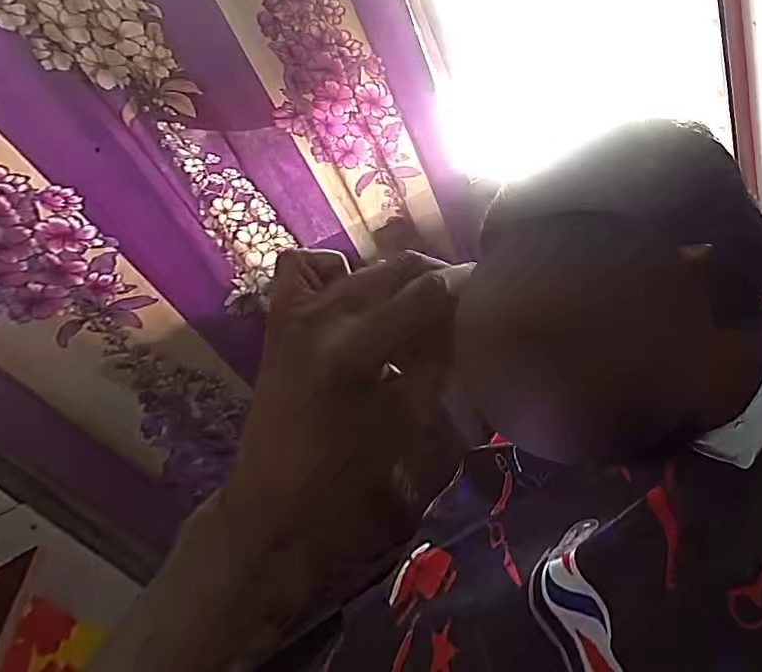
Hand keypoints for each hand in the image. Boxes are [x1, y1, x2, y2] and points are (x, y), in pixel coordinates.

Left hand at [231, 249, 456, 558]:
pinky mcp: (280, 314)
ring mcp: (296, 310)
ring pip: (367, 267)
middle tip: (460, 299)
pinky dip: (339, 271)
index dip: (464, 286)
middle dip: (438, 277)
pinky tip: (356, 301)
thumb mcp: (409, 415)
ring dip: (401, 280)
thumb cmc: (348, 468)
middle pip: (399, 268)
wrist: (273, 495)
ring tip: (418, 308)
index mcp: (354, 347)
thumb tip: (467, 315)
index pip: (426, 293)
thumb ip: (441, 356)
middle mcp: (323, 316)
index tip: (488, 289)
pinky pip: (309, 266)